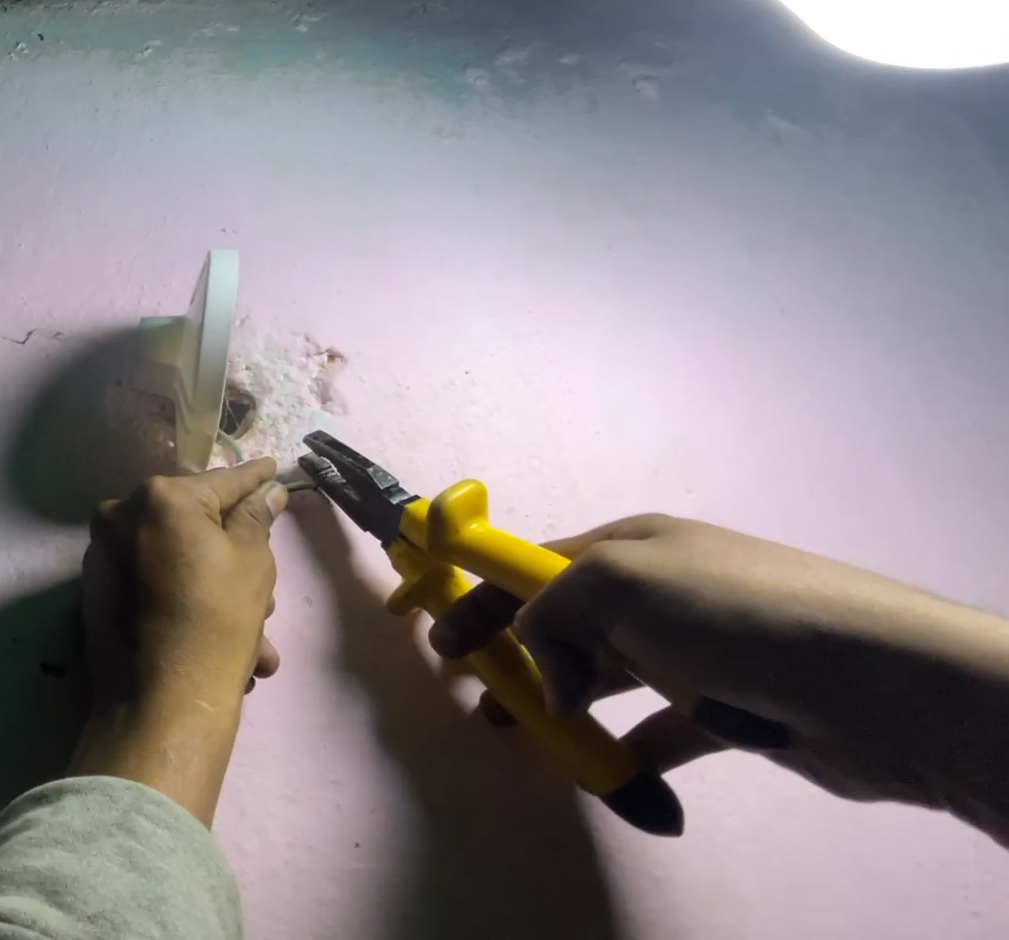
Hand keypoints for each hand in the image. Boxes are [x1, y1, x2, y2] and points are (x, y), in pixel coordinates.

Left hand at [69, 458, 288, 825]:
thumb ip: (256, 516)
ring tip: (255, 636)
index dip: (255, 478)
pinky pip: (154, 582)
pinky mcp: (98, 589)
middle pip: (194, 524)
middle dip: (236, 555)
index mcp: (159, 497)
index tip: (272, 469)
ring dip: (217, 590)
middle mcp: (120, 515)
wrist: (159, 701)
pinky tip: (226, 642)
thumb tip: (267, 490)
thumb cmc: (216, 619)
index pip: (222, 481)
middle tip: (268, 590)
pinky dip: (185, 599)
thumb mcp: (252, 561)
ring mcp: (104, 553)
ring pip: (176, 559)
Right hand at [432, 513, 1008, 832]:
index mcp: (623, 550)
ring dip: (560, 709)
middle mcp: (649, 594)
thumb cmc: (732, 615)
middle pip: (556, 625)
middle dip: (511, 658)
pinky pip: (655, 731)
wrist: (890, 686)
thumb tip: (548, 677)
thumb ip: (548, 614)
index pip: (527, 567)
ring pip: (598, 679)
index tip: (438, 637)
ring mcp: (686, 651)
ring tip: (529, 740)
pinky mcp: (723, 708)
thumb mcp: (617, 584)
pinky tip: (613, 780)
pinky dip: (627, 754)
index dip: (477, 595)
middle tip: (480, 697)